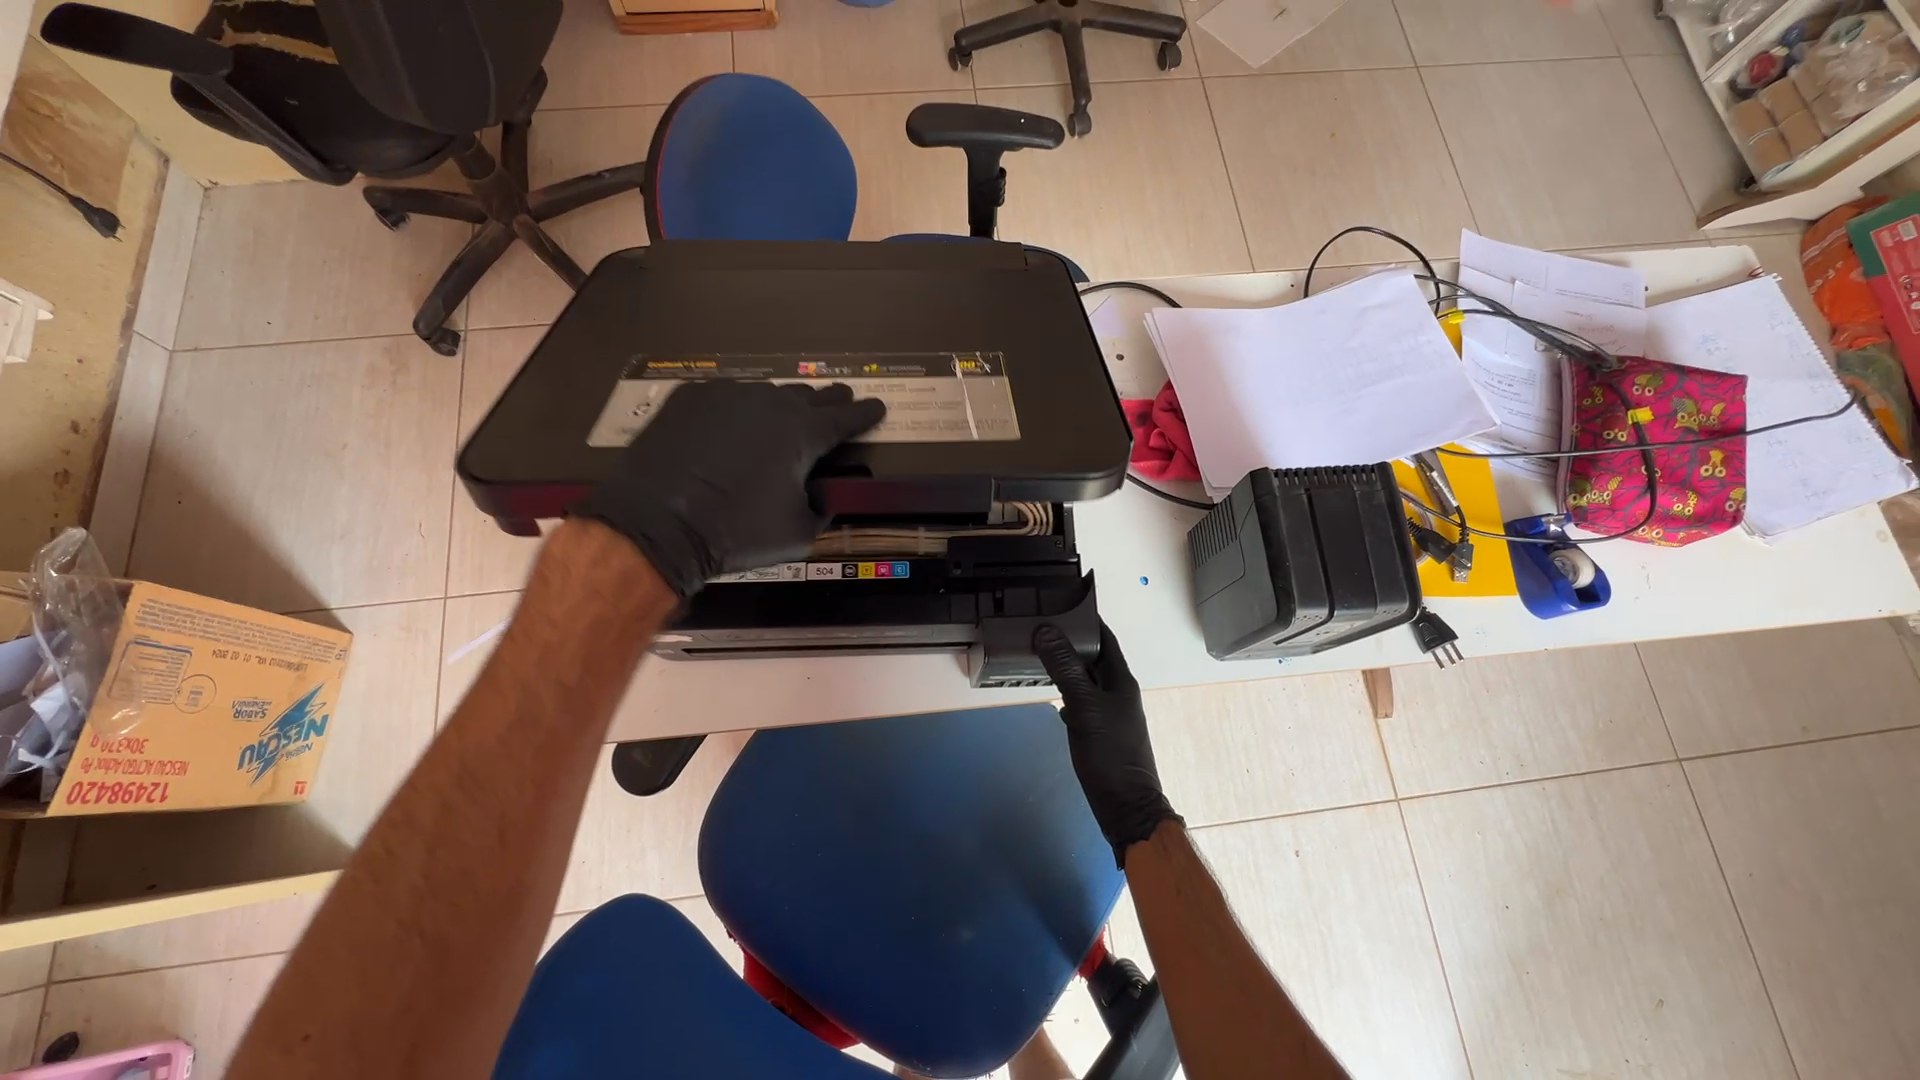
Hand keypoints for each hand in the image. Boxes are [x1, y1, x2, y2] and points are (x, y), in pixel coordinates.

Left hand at [577, 381, 885, 597]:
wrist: (657, 523)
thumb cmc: (736, 532)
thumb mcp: (797, 533)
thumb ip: (820, 509)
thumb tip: (821, 496)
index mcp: (803, 433)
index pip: (847, 417)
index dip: (866, 414)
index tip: (878, 407)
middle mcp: (770, 403)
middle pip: (810, 395)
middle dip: (828, 401)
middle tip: (838, 403)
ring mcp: (727, 394)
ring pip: (766, 394)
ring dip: (780, 406)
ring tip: (783, 417)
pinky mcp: (690, 396)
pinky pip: (725, 397)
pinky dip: (737, 409)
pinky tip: (732, 424)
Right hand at [1034, 621, 1179, 867]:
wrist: (1127, 808)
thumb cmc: (1110, 755)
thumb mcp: (1084, 707)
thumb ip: (1065, 669)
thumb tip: (1045, 630)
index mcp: (1121, 681)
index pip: (1104, 638)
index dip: (1087, 619)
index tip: (1062, 603)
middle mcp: (1118, 693)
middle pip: (1094, 658)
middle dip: (1071, 642)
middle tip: (1040, 628)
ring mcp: (1109, 714)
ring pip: (1086, 681)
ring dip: (1067, 667)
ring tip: (1040, 656)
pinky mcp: (1100, 732)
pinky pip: (1081, 702)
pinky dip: (1066, 694)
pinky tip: (1052, 697)